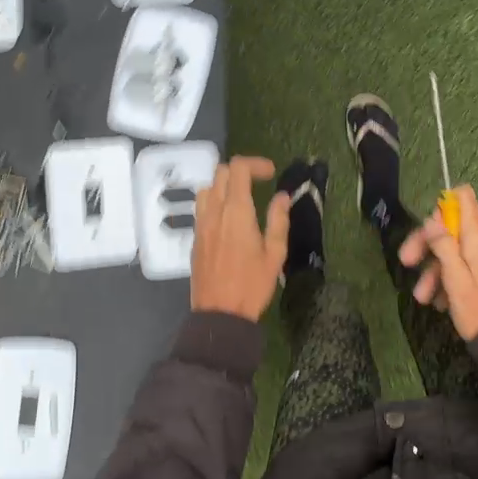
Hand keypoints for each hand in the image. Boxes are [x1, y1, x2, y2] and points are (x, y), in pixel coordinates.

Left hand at [190, 156, 289, 320]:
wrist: (220, 314)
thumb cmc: (252, 285)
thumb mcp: (275, 253)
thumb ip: (278, 220)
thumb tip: (282, 196)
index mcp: (236, 212)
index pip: (238, 168)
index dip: (255, 163)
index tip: (271, 173)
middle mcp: (214, 212)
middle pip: (220, 172)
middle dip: (241, 171)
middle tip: (259, 183)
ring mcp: (201, 224)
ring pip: (208, 188)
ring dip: (225, 185)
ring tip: (242, 199)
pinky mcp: (195, 237)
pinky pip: (202, 207)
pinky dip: (215, 202)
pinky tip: (229, 219)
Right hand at [398, 185, 477, 338]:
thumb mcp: (455, 278)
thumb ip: (444, 244)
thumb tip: (433, 218)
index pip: (463, 197)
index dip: (442, 206)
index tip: (426, 228)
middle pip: (453, 227)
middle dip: (428, 244)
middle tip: (406, 262)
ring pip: (456, 250)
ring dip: (435, 270)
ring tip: (423, 297)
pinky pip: (467, 264)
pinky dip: (450, 278)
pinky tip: (440, 301)